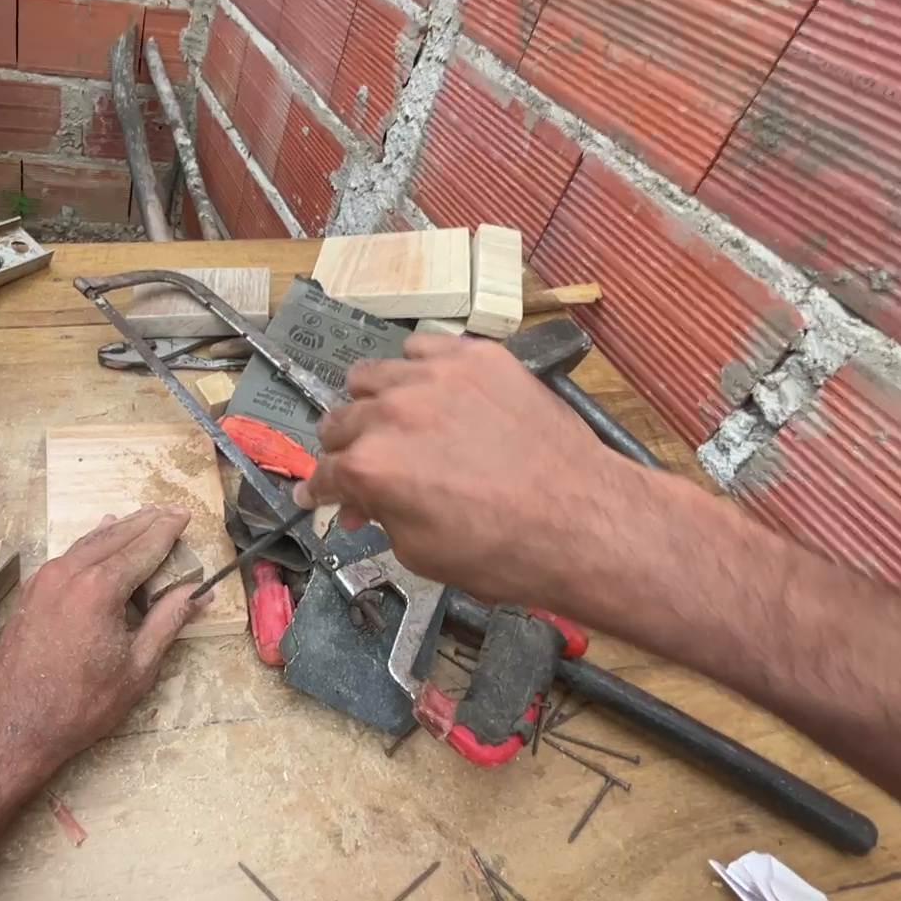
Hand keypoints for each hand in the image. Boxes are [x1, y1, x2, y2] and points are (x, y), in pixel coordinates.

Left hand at [0, 507, 206, 781]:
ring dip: (119, 529)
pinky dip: (91, 543)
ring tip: (141, 517)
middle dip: (145, 522)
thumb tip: (199, 593)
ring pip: (89, 541)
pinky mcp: (31, 591)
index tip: (184, 514)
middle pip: (116, 536)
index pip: (143, 548)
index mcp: (99, 588)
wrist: (10, 728)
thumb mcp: (137, 669)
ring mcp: (44, 579)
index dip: (167, 531)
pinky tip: (99, 538)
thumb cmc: (80, 705)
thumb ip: (168, 622)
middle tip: (169, 511)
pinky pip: (68, 555)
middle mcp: (69, 572)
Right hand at [294, 334, 644, 610]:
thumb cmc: (503, 549)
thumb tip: (360, 503)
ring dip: (370, 402)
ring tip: (390, 419)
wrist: (584, 522)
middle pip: (337, 420)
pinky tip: (430, 391)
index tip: (315, 494)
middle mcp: (391, 413)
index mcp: (370, 466)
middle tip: (358, 465)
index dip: (316, 490)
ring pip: (369, 374)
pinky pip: (422, 348)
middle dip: (342, 449)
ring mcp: (433, 378)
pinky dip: (415, 370)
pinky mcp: (476, 358)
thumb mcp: (417, 551)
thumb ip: (377, 515)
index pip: (322, 473)